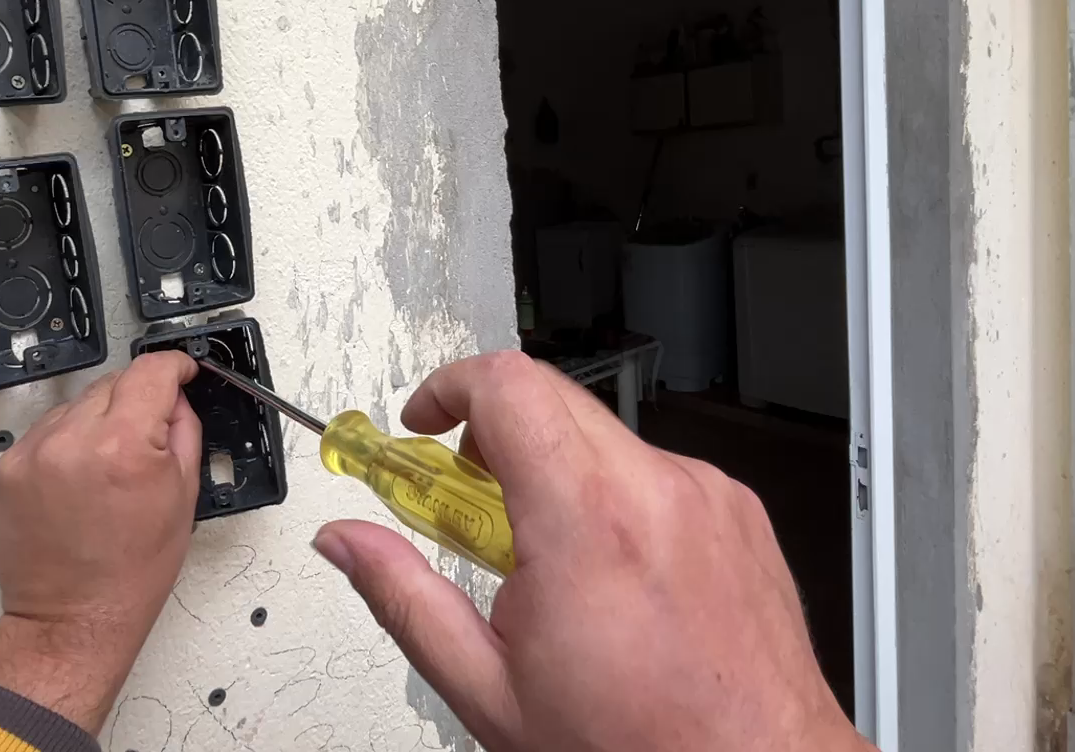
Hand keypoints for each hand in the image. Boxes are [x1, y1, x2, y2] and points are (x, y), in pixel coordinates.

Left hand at [0, 351, 201, 733]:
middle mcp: (69, 442)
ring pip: (72, 408)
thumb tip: (175, 396)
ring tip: (98, 473)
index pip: (150, 371)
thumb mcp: (183, 495)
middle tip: (139, 441)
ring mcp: (25, 457)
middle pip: (110, 384)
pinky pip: (38, 437)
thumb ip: (183, 429)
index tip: (178, 371)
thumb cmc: (131, 571)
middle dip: (132, 403)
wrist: (72, 622)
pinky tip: (68, 487)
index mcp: (122, 446)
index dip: (172, 366)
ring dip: (91, 425)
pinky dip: (58, 450)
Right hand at [311, 351, 870, 751]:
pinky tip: (604, 560)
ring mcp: (701, 490)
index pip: (505, 385)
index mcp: (585, 520)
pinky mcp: (731, 504)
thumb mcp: (489, 689)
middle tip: (469, 489)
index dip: (448, 387)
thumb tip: (342, 540)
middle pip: (542, 391)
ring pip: (591, 424)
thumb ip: (402, 596)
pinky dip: (601, 483)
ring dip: (546, 456)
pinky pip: (642, 459)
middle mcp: (652, 486)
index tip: (426, 421)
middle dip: (488, 424)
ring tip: (538, 540)